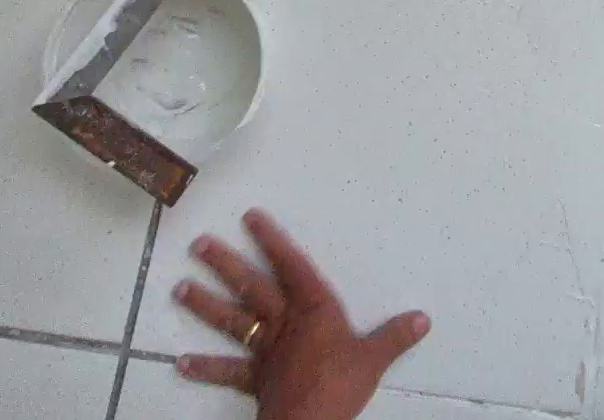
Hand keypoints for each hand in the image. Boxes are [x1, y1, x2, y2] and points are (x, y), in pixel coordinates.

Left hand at [172, 208, 431, 419]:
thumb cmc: (339, 385)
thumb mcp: (373, 359)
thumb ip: (395, 336)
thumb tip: (424, 319)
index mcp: (312, 308)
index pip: (289, 265)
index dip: (271, 240)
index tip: (250, 217)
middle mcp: (283, 322)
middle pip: (251, 287)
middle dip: (225, 264)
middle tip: (198, 244)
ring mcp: (264, 350)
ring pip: (232, 321)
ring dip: (205, 304)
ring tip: (179, 287)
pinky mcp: (254, 381)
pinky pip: (227, 371)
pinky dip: (204, 367)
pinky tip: (180, 361)